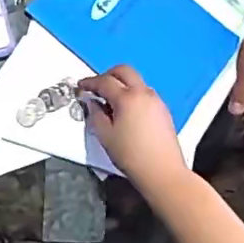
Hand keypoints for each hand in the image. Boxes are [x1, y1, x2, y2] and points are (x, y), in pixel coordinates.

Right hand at [78, 65, 186, 190]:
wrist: (163, 172)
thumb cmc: (130, 155)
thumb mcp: (105, 136)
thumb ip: (95, 114)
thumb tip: (92, 102)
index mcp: (127, 98)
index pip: (104, 81)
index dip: (90, 82)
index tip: (80, 86)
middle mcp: (143, 93)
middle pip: (124, 71)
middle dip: (108, 74)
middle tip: (97, 87)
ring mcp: (156, 100)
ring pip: (136, 81)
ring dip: (122, 83)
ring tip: (111, 100)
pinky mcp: (163, 109)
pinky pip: (144, 92)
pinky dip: (132, 93)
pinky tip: (126, 110)